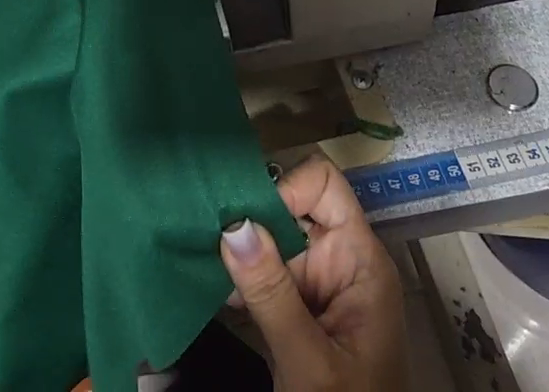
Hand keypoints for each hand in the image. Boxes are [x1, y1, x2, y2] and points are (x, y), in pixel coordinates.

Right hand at [220, 156, 407, 391]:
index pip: (323, 185)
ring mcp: (314, 282)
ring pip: (269, 236)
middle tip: (199, 222)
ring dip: (234, 242)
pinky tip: (201, 274)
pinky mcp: (293, 305)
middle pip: (290, 205)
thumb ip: (273, 294)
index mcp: (359, 259)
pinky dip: (233, 272)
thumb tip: (233, 223)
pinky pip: (260, 270)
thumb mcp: (310, 362)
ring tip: (189, 242)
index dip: (284, 190)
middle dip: (248, 211)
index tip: (243, 219)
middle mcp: (338, 259)